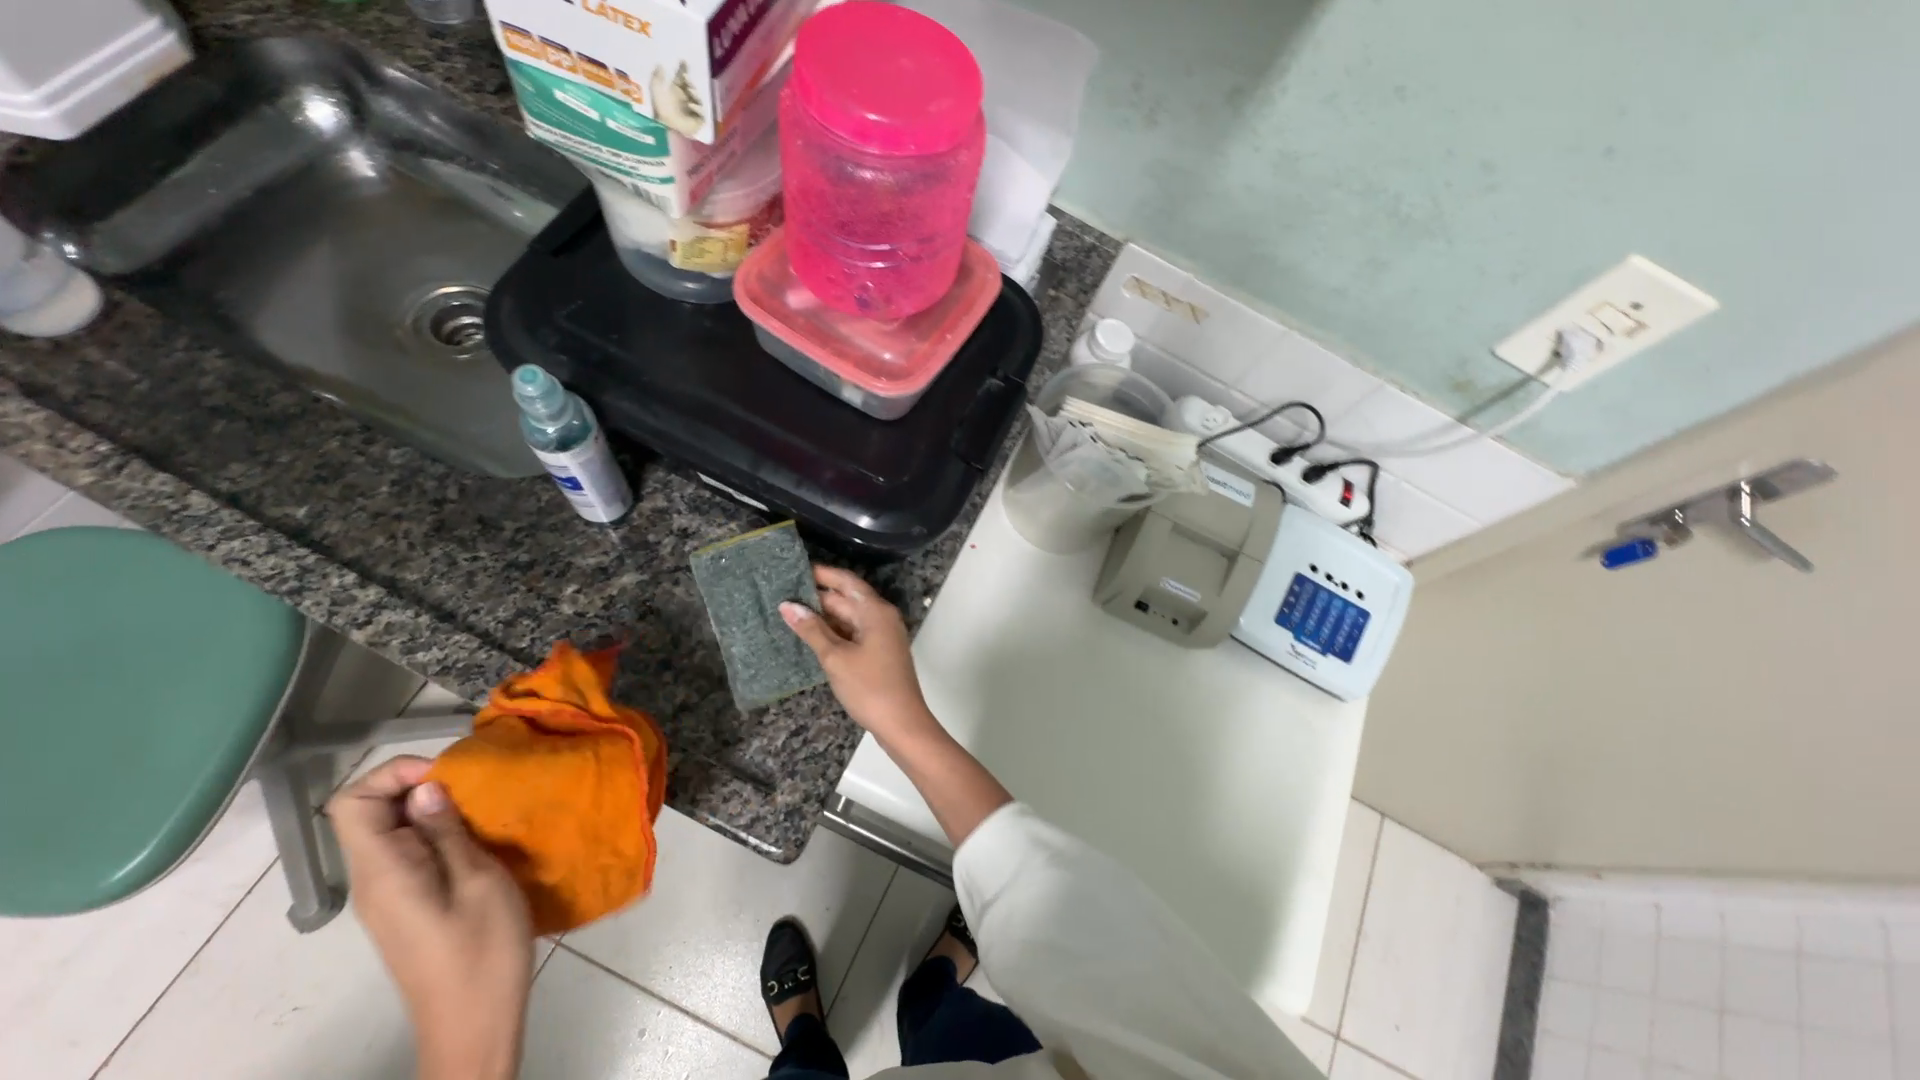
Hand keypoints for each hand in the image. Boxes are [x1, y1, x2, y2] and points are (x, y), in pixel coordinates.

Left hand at [327, 757, 532, 1079]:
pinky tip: (476, 842)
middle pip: (369, 813)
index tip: (447, 775)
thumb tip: (426, 788)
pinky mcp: (406, 907)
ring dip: (431, 810)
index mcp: (384, 871)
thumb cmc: (483, 952)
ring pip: (391, 832)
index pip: (353, 802)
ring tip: (482, 812)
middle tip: (474, 790)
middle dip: (418, 786)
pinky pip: (408, 854)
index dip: (393, 773)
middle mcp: (373, 880)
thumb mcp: (479, 883)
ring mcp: (387, 896)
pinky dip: (437, 835)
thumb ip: (448, 833)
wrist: (473, 1024)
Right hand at [781, 566, 939, 744]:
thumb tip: (787, 605)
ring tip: (789, 610)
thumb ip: (811, 630)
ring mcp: (882, 635)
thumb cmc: (869, 688)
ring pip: (849, 616)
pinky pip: (853, 632)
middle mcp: (881, 617)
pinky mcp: (879, 652)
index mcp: (875, 611)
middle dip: (817, 595)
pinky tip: (810, 635)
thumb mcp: (835, 657)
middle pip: (847, 598)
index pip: (846, 581)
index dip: (821, 573)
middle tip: (782, 592)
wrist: (902, 724)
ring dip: (823, 615)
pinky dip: (833, 631)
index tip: (793, 569)